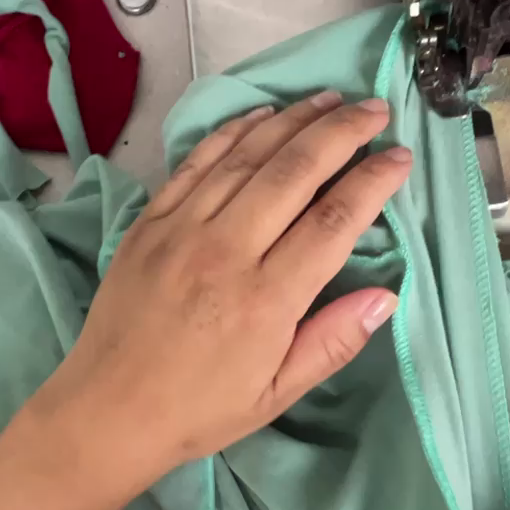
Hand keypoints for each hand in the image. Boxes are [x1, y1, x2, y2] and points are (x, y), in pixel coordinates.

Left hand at [26, 90, 410, 486]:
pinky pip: (197, 162)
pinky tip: (262, 115)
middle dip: (343, 132)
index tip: (401, 157)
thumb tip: (387, 295)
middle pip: (295, 171)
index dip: (373, 181)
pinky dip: (233, 131)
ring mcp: (183, 229)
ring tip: (331, 98)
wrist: (108, 411)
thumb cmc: (202, 408)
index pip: (334, 220)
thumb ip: (334, 342)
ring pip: (248, 156)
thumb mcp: (278, 393)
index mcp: (266, 299)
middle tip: (375, 109)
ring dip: (294, 120)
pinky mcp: (151, 221)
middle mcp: (226, 251)